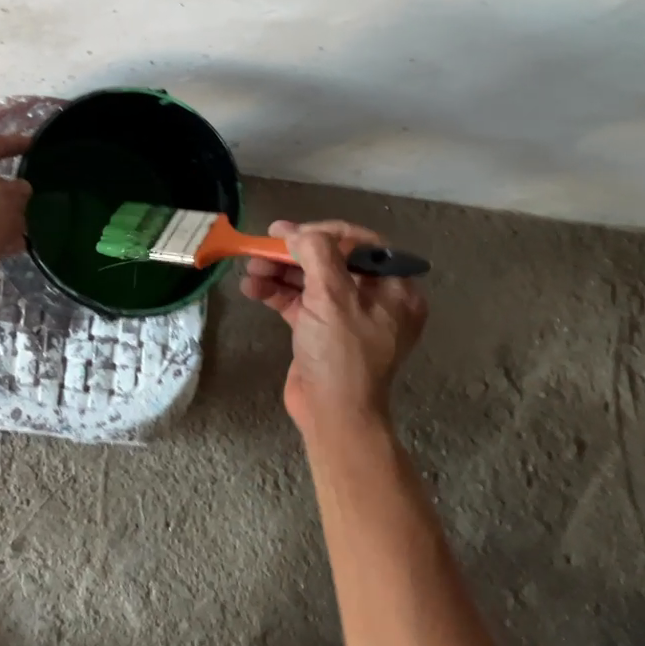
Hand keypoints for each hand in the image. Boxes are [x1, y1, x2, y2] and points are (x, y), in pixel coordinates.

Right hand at [240, 220, 427, 430]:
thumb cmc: (341, 354)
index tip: (289, 232)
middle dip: (294, 254)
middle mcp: (374, 299)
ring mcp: (346, 316)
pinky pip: (299, 302)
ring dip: (279, 272)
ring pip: (311, 280)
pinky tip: (252, 288)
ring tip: (250, 269)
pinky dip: (276, 293)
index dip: (324, 232)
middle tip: (262, 248)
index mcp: (394, 289)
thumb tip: (295, 232)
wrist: (333, 414)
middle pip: (331, 260)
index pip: (362, 243)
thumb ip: (317, 255)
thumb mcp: (332, 298)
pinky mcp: (321, 331)